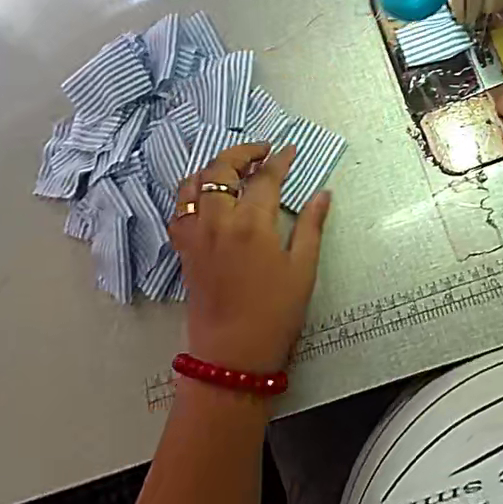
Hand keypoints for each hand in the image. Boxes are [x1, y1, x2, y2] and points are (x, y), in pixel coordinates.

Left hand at [169, 143, 331, 373]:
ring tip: (234, 170)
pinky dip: (192, 194)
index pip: (265, 177)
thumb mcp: (303, 267)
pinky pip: (180, 209)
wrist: (234, 353)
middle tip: (262, 153)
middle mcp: (217, 220)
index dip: (279, 160)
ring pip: (193, 184)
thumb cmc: (276, 311)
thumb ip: (311, 225)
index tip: (290, 150)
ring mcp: (195, 234)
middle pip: (220, 170)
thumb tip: (323, 193)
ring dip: (213, 169)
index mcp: (251, 223)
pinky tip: (209, 198)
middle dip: (242, 154)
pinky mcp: (183, 250)